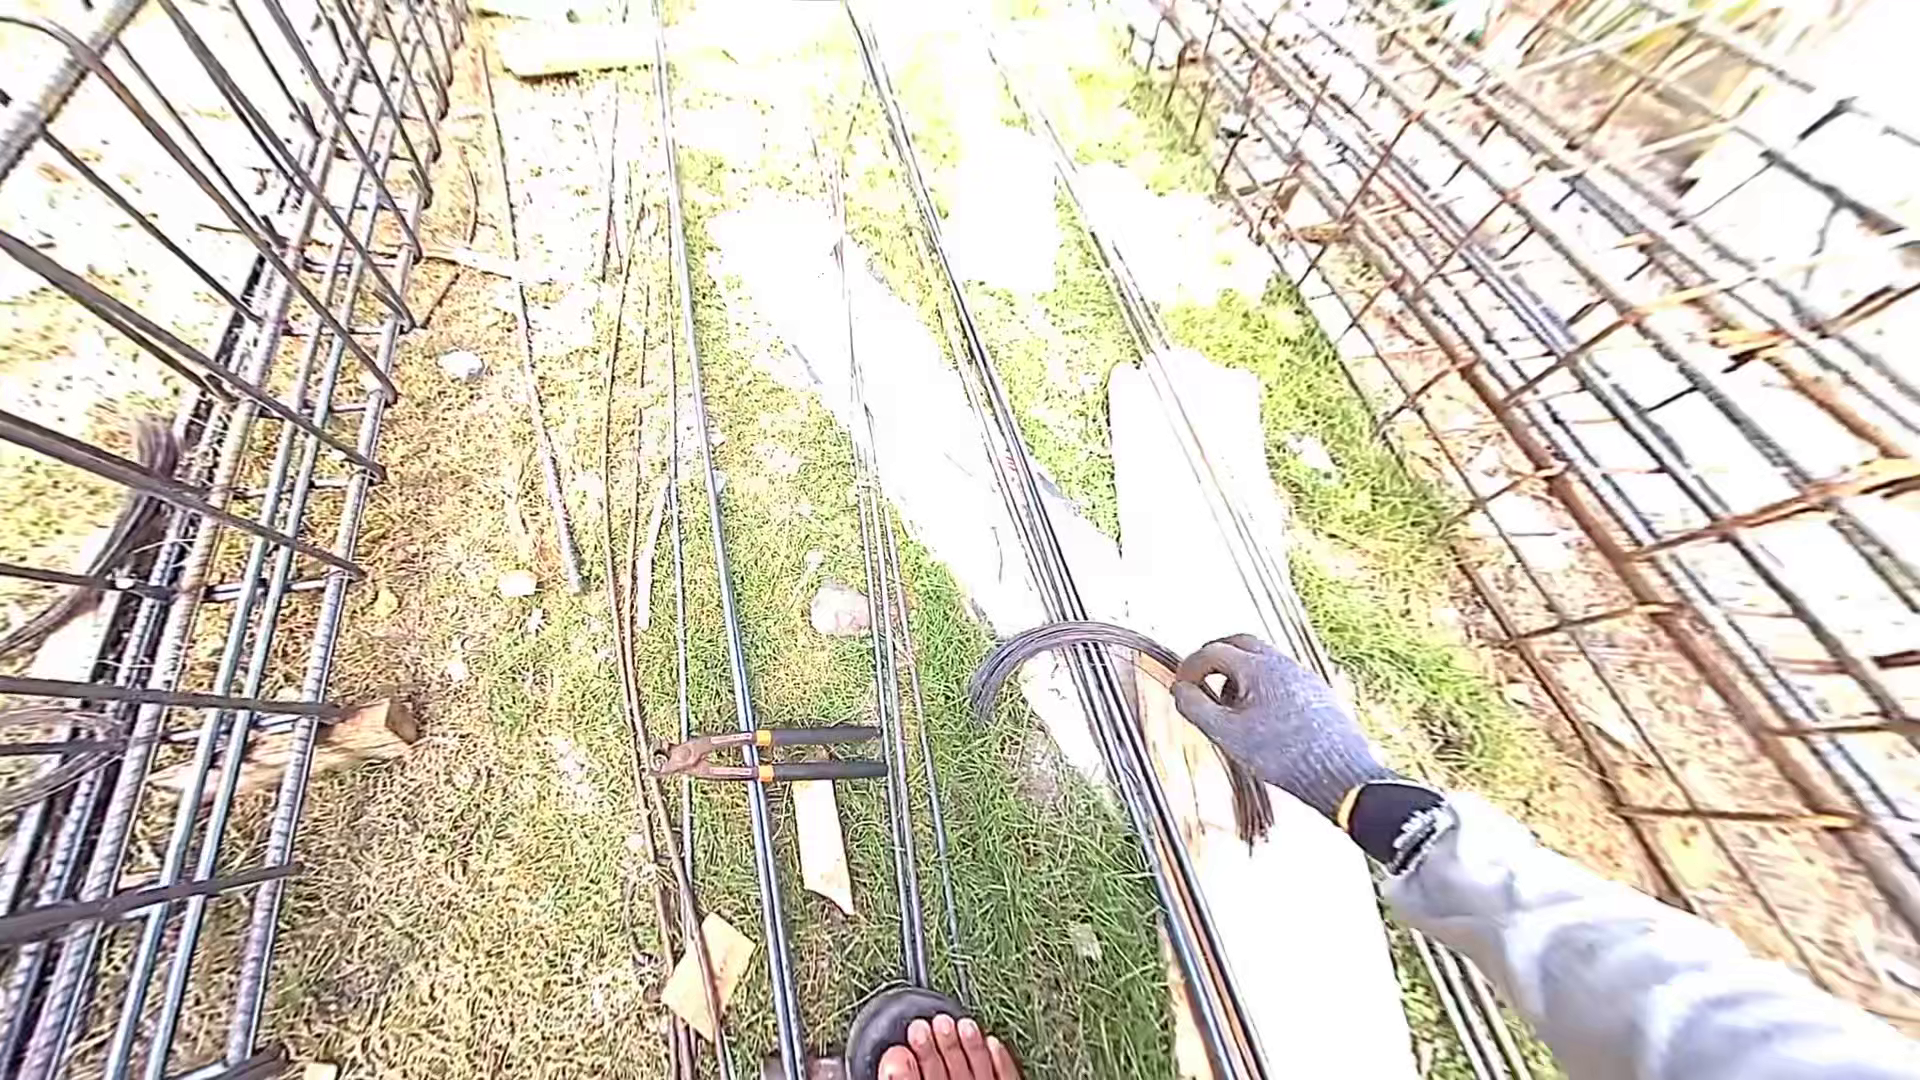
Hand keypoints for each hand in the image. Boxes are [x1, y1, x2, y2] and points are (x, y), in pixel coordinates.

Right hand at [1171, 634, 1395, 819]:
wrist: (1343, 778)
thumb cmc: (1282, 756)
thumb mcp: (1226, 734)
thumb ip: (1194, 706)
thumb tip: (1179, 689)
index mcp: (1257, 667)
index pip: (1212, 651)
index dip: (1190, 666)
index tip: (1182, 686)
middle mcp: (1281, 663)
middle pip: (1239, 642)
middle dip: (1214, 656)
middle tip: (1200, 678)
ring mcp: (1302, 676)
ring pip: (1261, 656)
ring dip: (1237, 669)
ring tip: (1228, 700)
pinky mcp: (1317, 692)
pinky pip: (1280, 673)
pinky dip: (1259, 681)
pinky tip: (1258, 712)